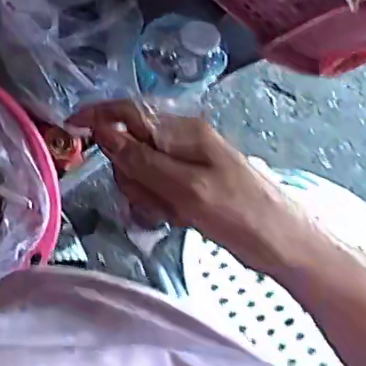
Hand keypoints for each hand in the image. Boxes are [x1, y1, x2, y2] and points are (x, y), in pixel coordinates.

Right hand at [71, 101, 331, 275]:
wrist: (296, 253)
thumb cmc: (244, 217)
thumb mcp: (187, 190)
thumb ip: (141, 160)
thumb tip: (102, 131)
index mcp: (182, 130)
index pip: (128, 112)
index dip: (97, 116)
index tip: (69, 127)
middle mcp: (181, 137)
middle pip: (128, 143)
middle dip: (129, 172)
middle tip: (152, 200)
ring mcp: (187, 160)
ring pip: (139, 167)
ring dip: (145, 191)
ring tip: (170, 213)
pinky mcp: (191, 181)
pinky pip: (156, 184)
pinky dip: (158, 201)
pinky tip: (176, 218)